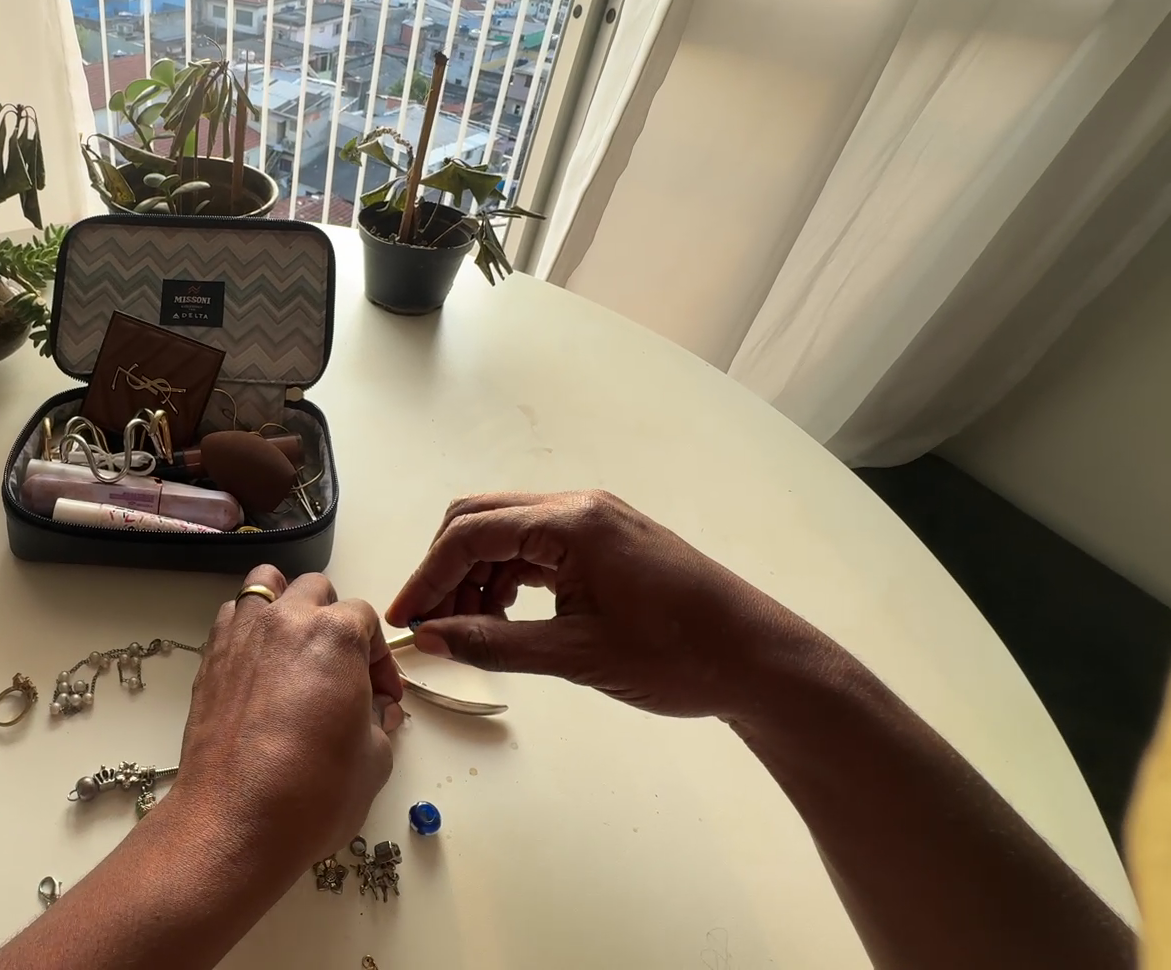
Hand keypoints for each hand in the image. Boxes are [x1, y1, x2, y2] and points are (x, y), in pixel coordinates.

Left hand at [171, 565, 404, 871]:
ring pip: (265, 584)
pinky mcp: (211, 654)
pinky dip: (248, 626)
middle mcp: (286, 619)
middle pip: (315, 588)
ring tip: (293, 646)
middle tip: (340, 666)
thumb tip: (376, 709)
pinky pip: (232, 615)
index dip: (379, 656)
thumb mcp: (374, 759)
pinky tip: (258, 665)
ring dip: (285, 605)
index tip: (382, 696)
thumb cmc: (313, 791)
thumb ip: (379, 719)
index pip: (365, 617)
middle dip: (334, 618)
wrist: (234, 820)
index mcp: (334, 635)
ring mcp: (242, 632)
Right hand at [385, 490, 843, 721]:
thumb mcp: (577, 655)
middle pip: (479, 519)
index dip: (427, 576)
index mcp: (572, 522)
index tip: (405, 618)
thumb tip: (430, 641)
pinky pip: (532, 546)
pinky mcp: (600, 540)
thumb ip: (494, 644)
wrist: (766, 664)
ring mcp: (590, 520)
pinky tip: (500, 614)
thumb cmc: (679, 658)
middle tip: (430, 619)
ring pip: (503, 532)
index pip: (471, 535)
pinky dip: (504, 576)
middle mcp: (576, 506)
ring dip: (474, 574)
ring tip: (465, 626)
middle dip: (445, 567)